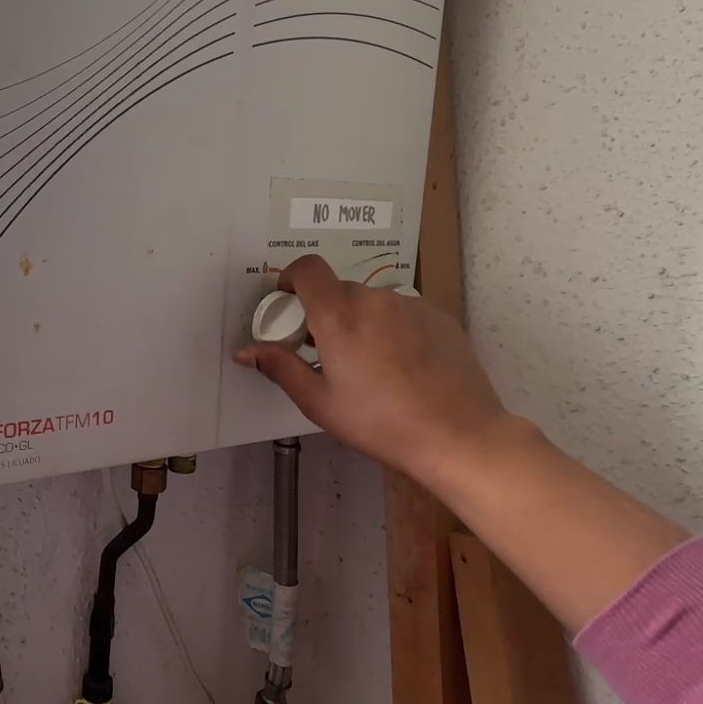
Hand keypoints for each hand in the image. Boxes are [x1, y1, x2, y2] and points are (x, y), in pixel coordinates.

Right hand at [235, 254, 512, 484]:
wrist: (457, 435)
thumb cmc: (378, 422)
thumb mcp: (319, 402)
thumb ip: (280, 367)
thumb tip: (245, 351)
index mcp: (338, 315)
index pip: (307, 268)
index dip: (291, 277)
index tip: (288, 302)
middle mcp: (374, 299)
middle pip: (339, 290)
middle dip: (326, 314)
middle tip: (327, 354)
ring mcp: (412, 305)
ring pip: (373, 304)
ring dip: (361, 323)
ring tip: (371, 368)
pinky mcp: (440, 318)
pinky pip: (404, 315)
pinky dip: (393, 331)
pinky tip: (404, 370)